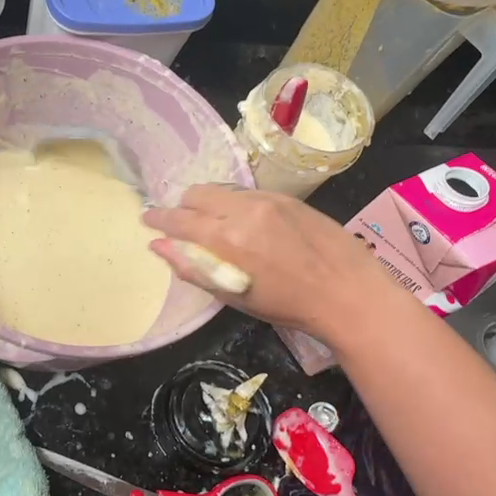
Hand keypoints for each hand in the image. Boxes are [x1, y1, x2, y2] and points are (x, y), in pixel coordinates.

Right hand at [144, 185, 401, 338]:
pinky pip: (247, 192)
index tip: (146, 220)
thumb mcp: (233, 295)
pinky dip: (234, 204)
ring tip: (213, 224)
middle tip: (181, 225)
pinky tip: (245, 224)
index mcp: (227, 238)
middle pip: (197, 194)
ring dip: (209, 204)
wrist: (349, 293)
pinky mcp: (288, 198)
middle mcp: (244, 209)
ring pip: (222, 190)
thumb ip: (193, 267)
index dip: (158, 219)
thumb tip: (160, 247)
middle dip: (183, 207)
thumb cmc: (287, 305)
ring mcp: (268, 200)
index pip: (179, 220)